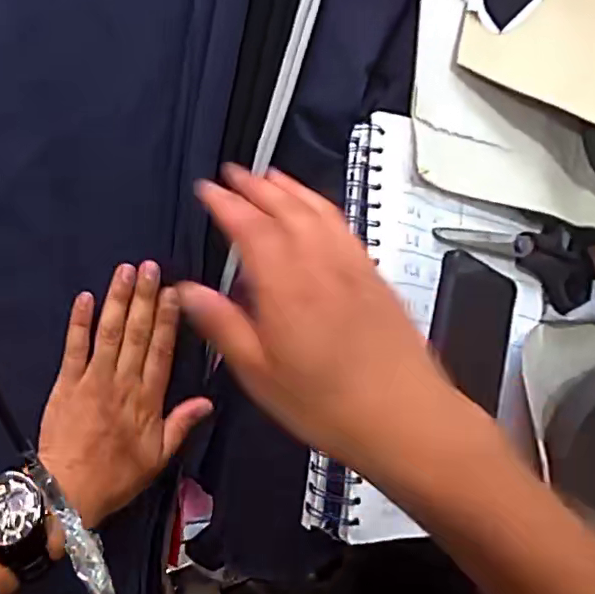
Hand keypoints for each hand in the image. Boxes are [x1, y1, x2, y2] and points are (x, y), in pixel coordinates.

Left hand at [37, 261, 213, 526]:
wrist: (70, 490)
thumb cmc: (115, 476)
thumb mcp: (158, 458)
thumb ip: (181, 425)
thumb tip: (207, 401)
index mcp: (148, 400)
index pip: (162, 351)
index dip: (168, 320)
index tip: (174, 293)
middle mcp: (124, 383)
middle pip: (138, 334)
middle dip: (145, 298)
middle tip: (150, 268)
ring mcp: (94, 380)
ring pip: (110, 333)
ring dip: (118, 300)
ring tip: (125, 272)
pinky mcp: (67, 382)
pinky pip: (75, 347)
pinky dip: (79, 322)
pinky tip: (85, 298)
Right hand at [177, 166, 488, 492]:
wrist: (407, 420)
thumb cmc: (327, 404)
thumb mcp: (258, 372)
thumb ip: (222, 325)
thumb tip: (187, 290)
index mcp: (286, 288)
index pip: (250, 228)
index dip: (226, 204)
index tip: (207, 189)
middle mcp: (321, 268)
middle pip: (286, 210)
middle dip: (256, 186)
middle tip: (233, 173)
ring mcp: (352, 270)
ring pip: (319, 212)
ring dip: (291, 189)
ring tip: (271, 176)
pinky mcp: (375, 279)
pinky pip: (345, 228)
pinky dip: (324, 208)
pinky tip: (317, 210)